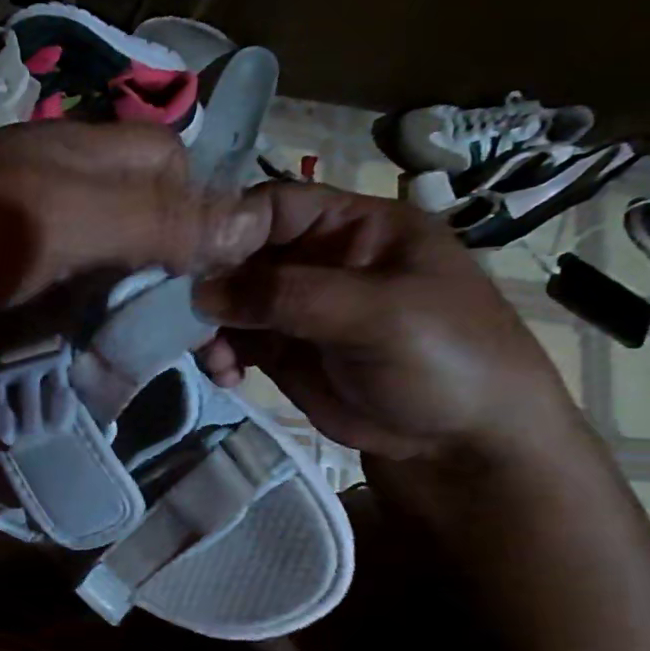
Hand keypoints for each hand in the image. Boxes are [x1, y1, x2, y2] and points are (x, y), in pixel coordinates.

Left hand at [0, 121, 271, 313]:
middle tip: (164, 331)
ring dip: (112, 294)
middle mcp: (58, 173)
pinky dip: (67, 304)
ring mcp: (20, 213)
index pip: (174, 167)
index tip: (205, 285)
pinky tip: (67, 334)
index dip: (199, 218)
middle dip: (158, 268)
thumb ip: (155, 220)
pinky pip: (52, 274)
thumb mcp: (64, 224)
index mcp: (86, 150)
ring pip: (96, 248)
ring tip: (120, 344)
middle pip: (136, 212)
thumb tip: (256, 217)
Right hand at [192, 183, 573, 459]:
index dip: (230, 227)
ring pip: (225, 299)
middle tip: (188, 320)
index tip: (192, 267)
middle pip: (238, 253)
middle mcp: (318, 259)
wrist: (461, 444)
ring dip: (208, 326)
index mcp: (354, 227)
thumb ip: (288, 295)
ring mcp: (295, 306)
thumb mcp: (378, 315)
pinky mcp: (279, 349)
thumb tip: (199, 293)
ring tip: (214, 357)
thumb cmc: (446, 359)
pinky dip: (217, 354)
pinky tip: (227, 375)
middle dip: (209, 286)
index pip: (274, 206)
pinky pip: (229, 339)